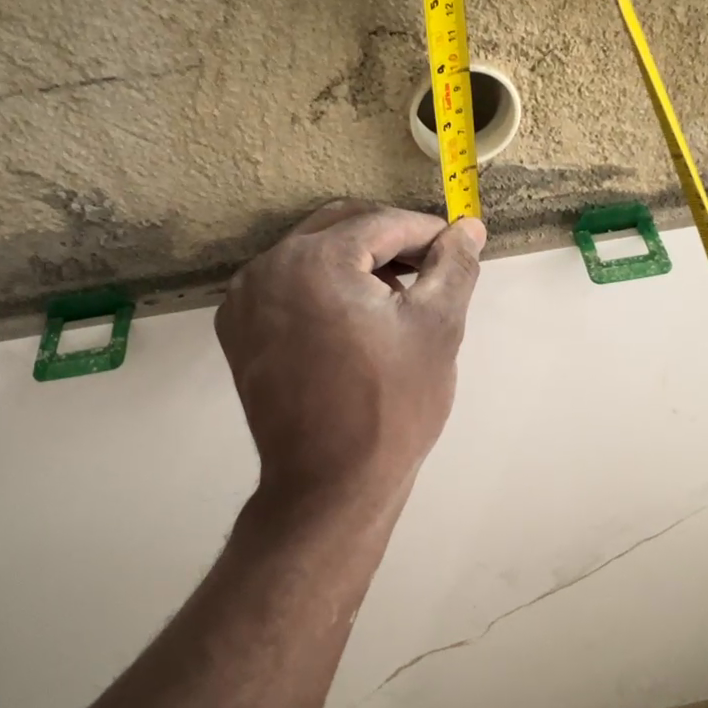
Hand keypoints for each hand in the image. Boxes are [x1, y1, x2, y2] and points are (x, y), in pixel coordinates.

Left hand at [215, 200, 486, 507]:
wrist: (330, 485)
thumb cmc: (392, 404)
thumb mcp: (437, 327)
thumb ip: (454, 265)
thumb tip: (468, 227)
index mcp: (314, 259)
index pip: (383, 222)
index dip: (428, 231)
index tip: (458, 248)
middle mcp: (268, 267)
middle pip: (341, 227)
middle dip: (391, 239)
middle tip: (431, 267)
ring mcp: (245, 301)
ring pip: (312, 254)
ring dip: (357, 262)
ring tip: (399, 297)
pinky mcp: (239, 332)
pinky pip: (288, 286)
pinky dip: (324, 287)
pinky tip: (357, 320)